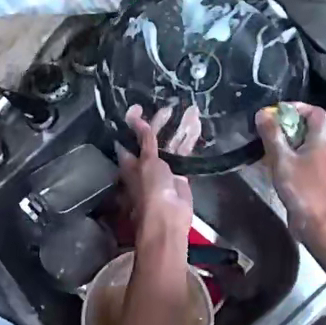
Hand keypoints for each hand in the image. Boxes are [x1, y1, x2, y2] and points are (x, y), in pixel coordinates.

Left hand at [118, 103, 200, 249]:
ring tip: (188, 109)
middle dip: (159, 122)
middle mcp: (144, 164)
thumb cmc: (150, 190)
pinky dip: (189, 140)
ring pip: (170, 144)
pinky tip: (196, 124)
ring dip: (177, 128)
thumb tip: (136, 119)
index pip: (128, 137)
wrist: (168, 218)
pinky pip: (184, 153)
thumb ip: (146, 140)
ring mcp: (163, 169)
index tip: (139, 106)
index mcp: (129, 162)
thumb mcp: (146, 161)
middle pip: (151, 139)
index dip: (133, 122)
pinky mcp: (179, 174)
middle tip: (169, 106)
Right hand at [256, 103, 325, 240]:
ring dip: (284, 141)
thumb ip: (272, 135)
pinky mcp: (312, 178)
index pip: (316, 112)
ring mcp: (318, 164)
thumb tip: (262, 114)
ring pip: (302, 144)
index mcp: (321, 141)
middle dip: (286, 124)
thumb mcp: (282, 160)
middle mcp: (323, 149)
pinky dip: (286, 156)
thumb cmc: (302, 189)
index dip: (297, 107)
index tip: (277, 112)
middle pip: (307, 127)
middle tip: (266, 128)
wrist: (316, 223)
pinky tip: (270, 163)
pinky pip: (299, 158)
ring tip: (264, 144)